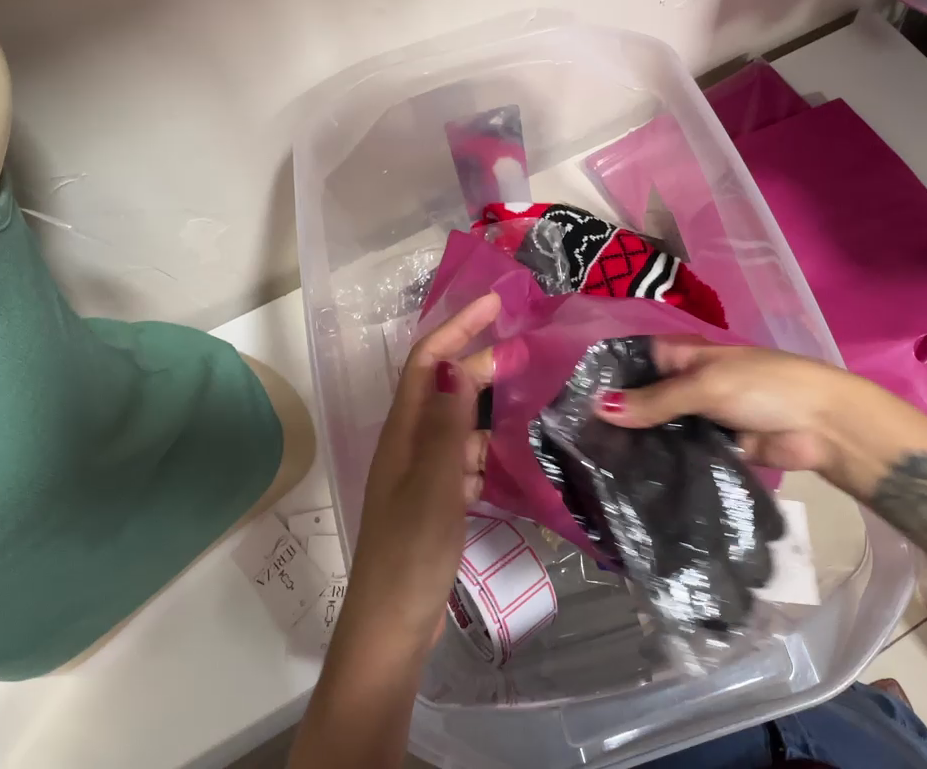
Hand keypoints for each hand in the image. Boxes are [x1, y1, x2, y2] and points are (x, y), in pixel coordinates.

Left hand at [342, 293, 500, 647]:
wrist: (393, 623)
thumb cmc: (412, 551)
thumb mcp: (434, 484)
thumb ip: (445, 425)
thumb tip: (455, 364)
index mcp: (402, 432)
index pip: (427, 361)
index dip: (457, 327)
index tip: (496, 303)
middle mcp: (409, 444)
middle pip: (445, 388)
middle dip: (482, 364)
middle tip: (529, 354)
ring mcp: (421, 474)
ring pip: (458, 426)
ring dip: (489, 411)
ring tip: (532, 404)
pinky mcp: (435, 501)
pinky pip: (465, 461)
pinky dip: (487, 453)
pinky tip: (514, 460)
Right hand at [596, 337, 878, 481]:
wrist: (825, 426)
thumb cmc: (766, 387)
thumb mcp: (706, 385)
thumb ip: (655, 400)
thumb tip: (597, 407)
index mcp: (687, 356)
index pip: (638, 361)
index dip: (610, 376)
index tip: (573, 400)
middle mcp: (689, 385)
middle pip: (646, 399)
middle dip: (619, 416)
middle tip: (577, 442)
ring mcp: (702, 420)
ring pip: (661, 431)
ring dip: (639, 444)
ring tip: (595, 466)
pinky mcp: (716, 451)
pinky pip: (681, 456)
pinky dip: (663, 466)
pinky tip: (632, 481)